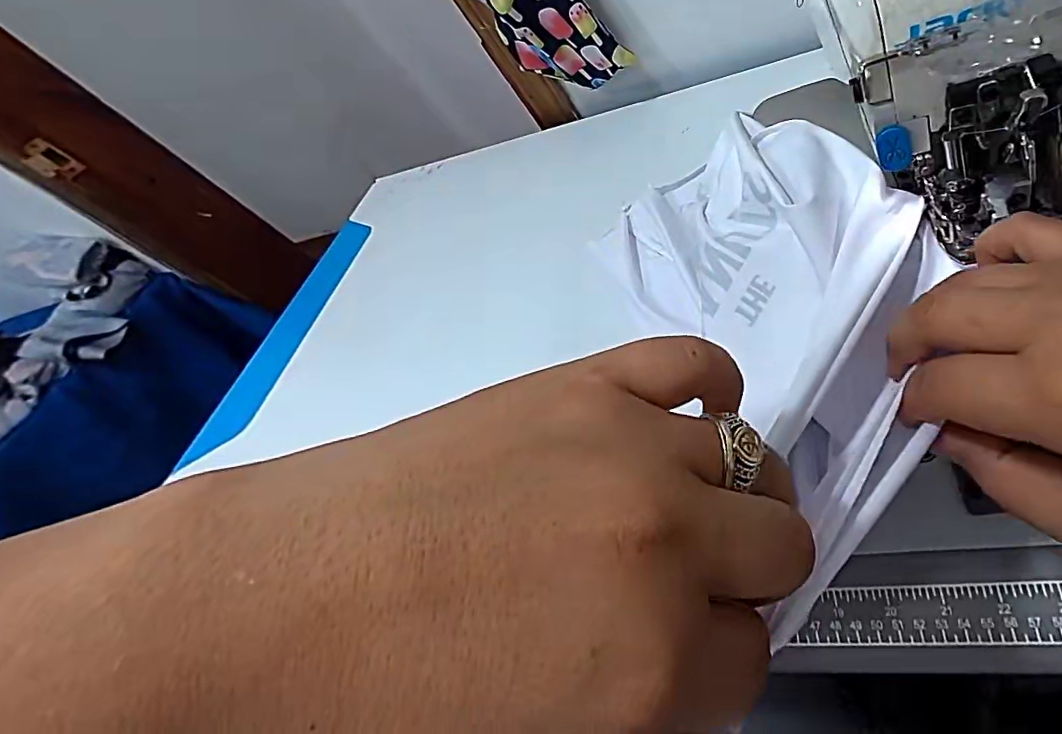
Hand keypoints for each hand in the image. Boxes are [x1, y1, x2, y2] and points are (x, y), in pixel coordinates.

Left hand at [171, 336, 811, 731]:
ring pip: (752, 457)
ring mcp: (631, 445)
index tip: (687, 646)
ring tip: (689, 500)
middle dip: (746, 574)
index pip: (754, 656)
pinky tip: (696, 410)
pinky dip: (713, 383)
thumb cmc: (395, 703)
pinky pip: (694, 361)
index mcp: (655, 667)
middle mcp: (665, 544)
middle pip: (780, 546)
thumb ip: (656, 695)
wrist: (282, 601)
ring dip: (737, 490)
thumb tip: (704, 639)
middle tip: (693, 576)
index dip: (719, 656)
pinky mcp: (589, 382)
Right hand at [889, 213, 1061, 589]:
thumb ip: (1014, 486)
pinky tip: (995, 276)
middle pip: (939, 314)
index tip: (914, 422)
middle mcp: (1060, 319)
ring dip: (939, 308)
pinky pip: (1029, 233)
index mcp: (1060, 395)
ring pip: (970, 275)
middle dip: (904, 347)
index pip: (943, 385)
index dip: (915, 405)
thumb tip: (952, 437)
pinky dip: (994, 250)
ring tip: (943, 341)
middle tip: (907, 377)